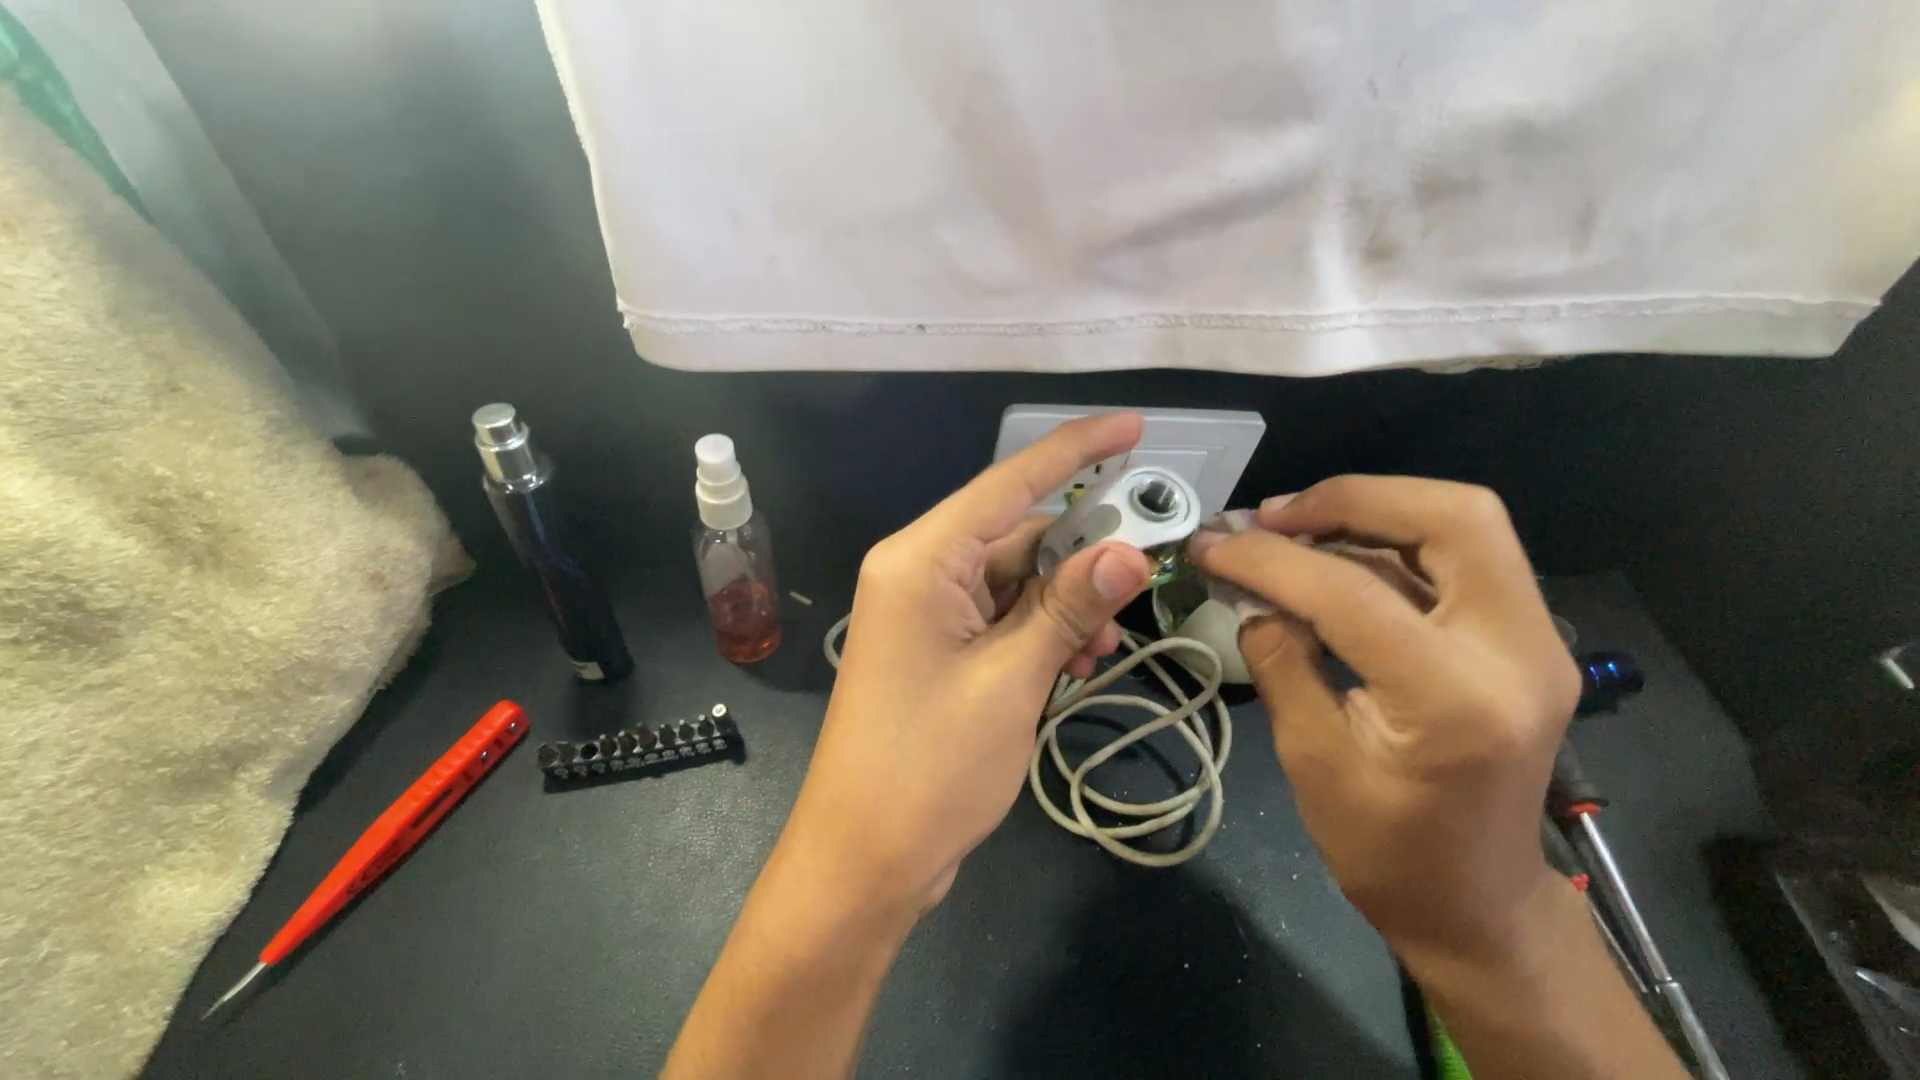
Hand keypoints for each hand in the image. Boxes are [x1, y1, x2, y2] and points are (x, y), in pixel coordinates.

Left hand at [790, 413, 1154, 910]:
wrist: (864, 859)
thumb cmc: (928, 768)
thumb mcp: (1010, 681)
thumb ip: (1068, 608)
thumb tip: (1130, 551)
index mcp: (921, 560)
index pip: (1008, 484)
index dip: (1074, 451)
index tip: (1133, 426)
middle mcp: (919, 572)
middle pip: (1018, 534)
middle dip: (1083, 553)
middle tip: (1148, 571)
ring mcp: (928, 614)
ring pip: (1017, 580)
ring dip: (1068, 603)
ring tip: (1107, 646)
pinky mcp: (939, 650)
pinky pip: (1003, 618)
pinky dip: (1044, 631)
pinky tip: (1080, 662)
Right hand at [1191, 476, 1579, 960]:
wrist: (1475, 902)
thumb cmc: (1384, 851)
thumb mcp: (1311, 760)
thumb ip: (1281, 661)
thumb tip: (1251, 593)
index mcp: (1455, 699)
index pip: (1351, 592)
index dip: (1269, 559)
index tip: (1211, 546)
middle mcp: (1518, 652)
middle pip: (1455, 516)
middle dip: (1352, 499)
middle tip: (1274, 516)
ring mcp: (1535, 641)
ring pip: (1465, 526)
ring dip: (1371, 513)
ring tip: (1290, 527)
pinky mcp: (1524, 640)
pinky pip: (1459, 561)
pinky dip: (1389, 545)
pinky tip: (1330, 560)